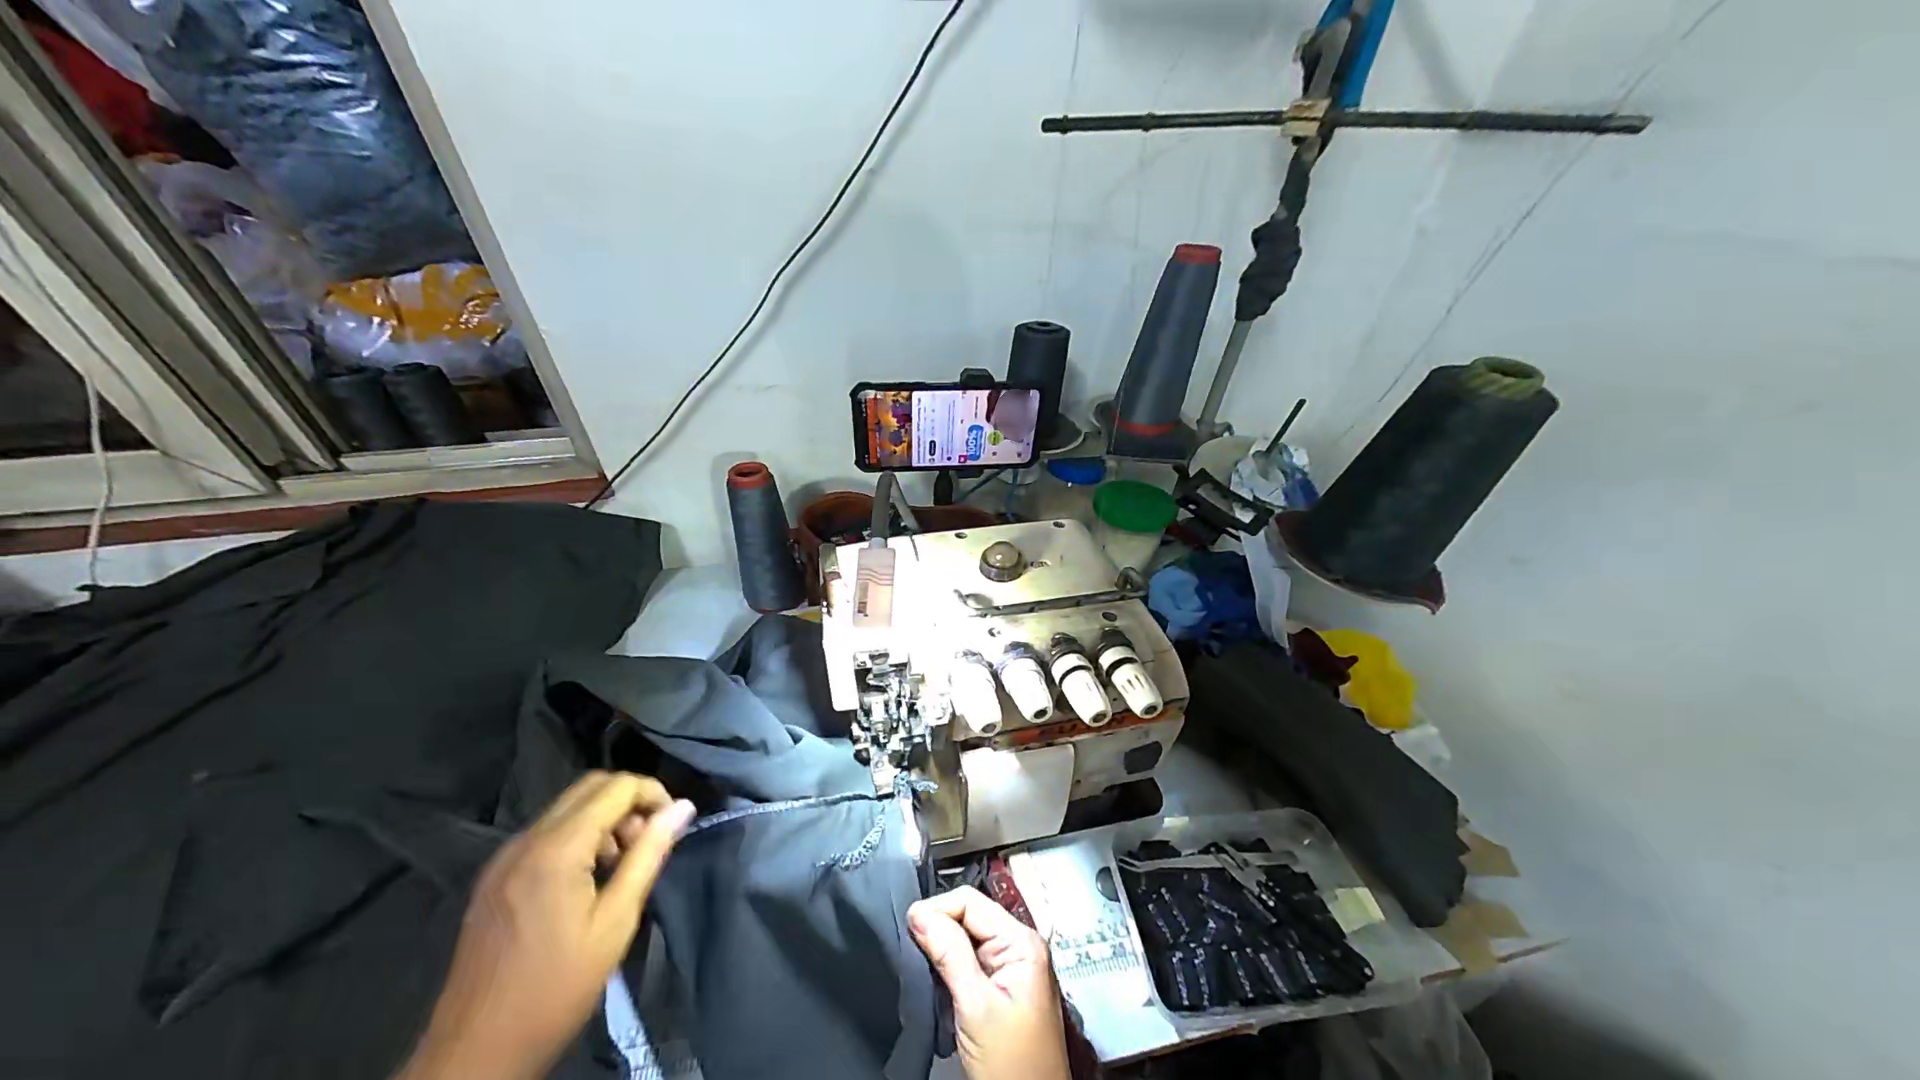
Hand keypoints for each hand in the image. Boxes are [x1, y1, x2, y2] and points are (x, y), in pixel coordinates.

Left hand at [397, 771, 696, 1079]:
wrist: (474, 1052)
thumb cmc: (556, 989)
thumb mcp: (616, 921)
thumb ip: (649, 855)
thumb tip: (682, 808)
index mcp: (556, 849)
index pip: (616, 786)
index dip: (653, 793)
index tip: (673, 824)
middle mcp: (525, 840)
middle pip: (590, 787)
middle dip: (629, 802)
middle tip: (648, 843)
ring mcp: (504, 857)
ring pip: (567, 808)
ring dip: (604, 820)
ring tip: (622, 867)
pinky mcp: (494, 877)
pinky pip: (546, 833)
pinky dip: (577, 838)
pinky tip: (587, 880)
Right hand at [908, 886, 1069, 1079]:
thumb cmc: (1013, 1067)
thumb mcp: (976, 1007)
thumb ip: (949, 954)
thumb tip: (918, 912)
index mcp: (1022, 942)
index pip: (970, 901)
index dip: (937, 910)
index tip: (908, 930)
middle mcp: (1018, 946)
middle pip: (967, 916)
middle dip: (938, 931)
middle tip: (913, 955)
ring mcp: (1010, 967)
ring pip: (964, 938)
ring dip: (941, 951)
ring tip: (923, 971)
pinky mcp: (1000, 986)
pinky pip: (967, 961)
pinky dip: (948, 968)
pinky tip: (937, 985)